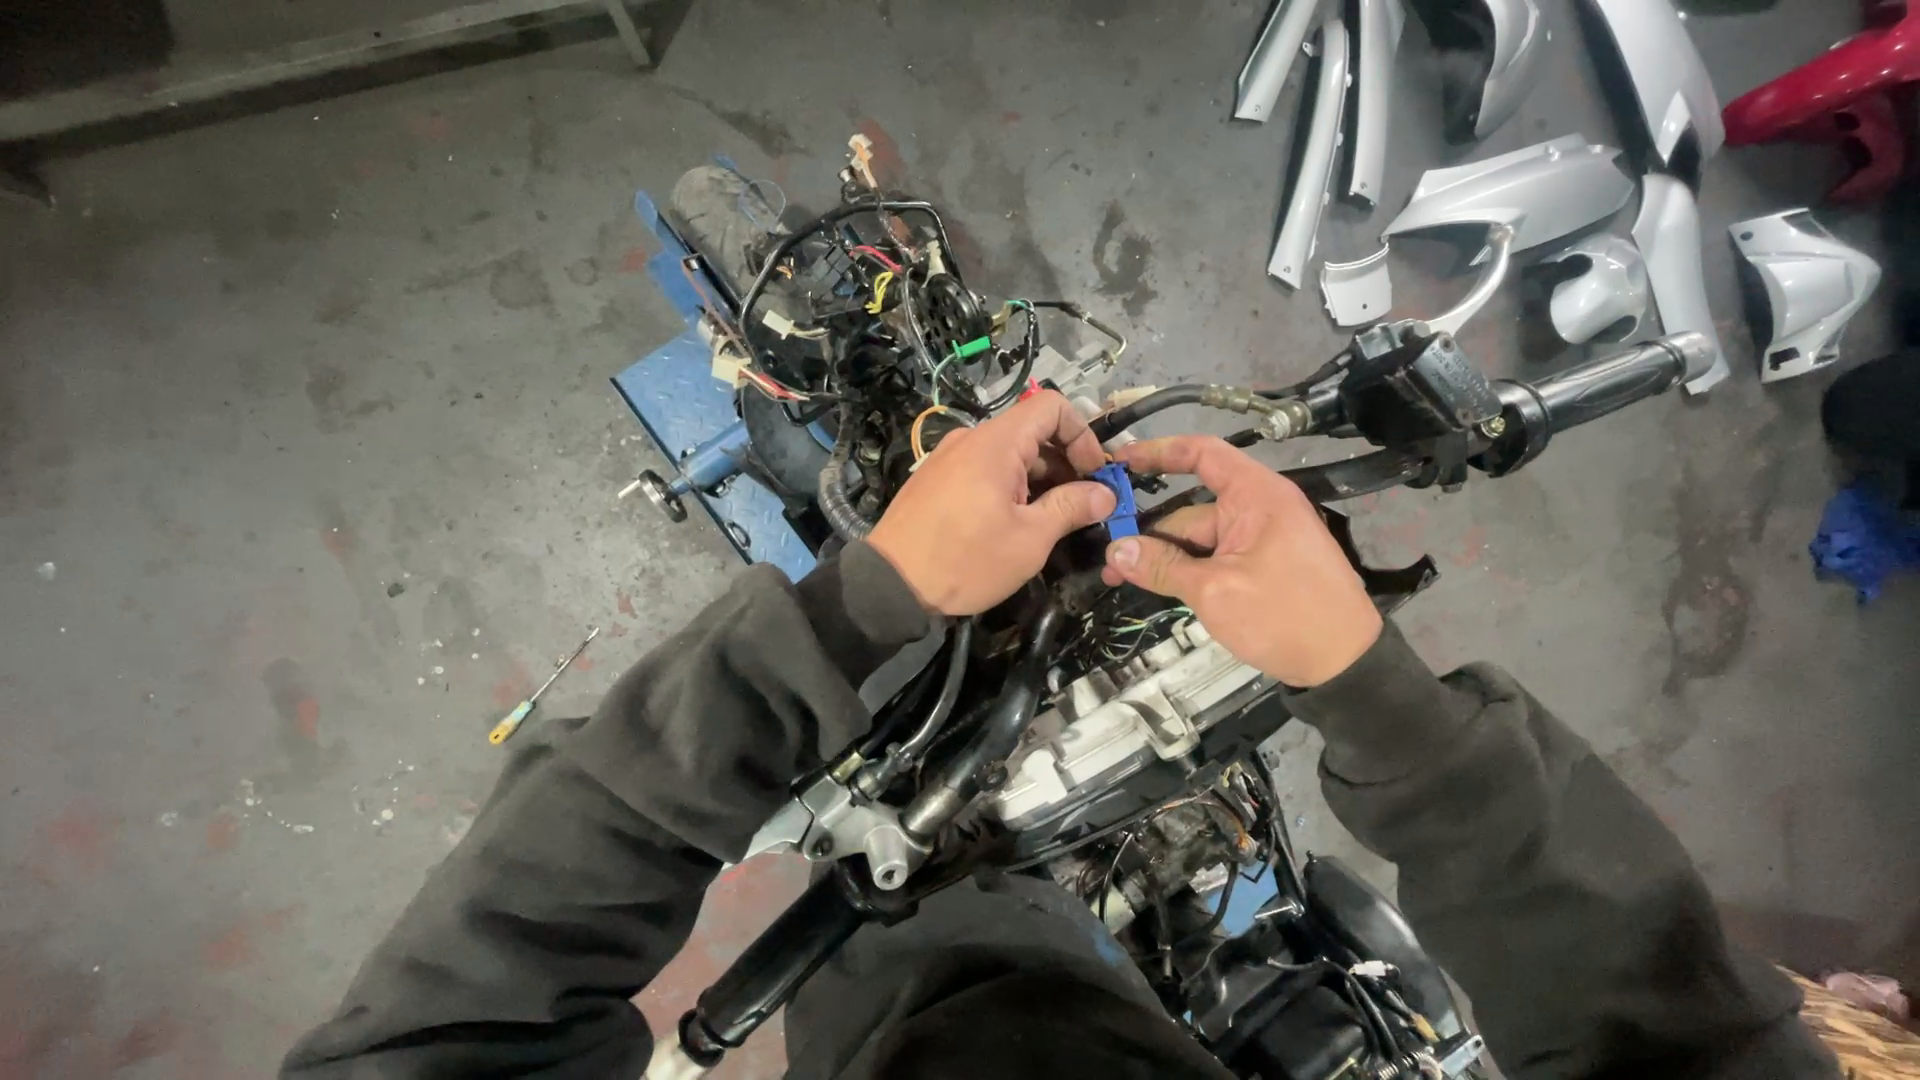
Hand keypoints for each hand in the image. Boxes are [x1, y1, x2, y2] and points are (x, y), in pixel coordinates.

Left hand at [869, 391, 1116, 615]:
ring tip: (1055, 519)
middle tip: (1085, 503)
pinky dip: (1010, 485)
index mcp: (996, 443)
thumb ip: (1070, 508)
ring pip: (1009, 454)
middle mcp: (971, 440)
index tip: (1095, 474)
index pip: (1052, 406)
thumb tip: (1105, 494)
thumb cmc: (965, 560)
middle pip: (1031, 431)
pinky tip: (1017, 522)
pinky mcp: (937, 480)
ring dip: (1040, 478)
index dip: (1082, 434)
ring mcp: (949, 458)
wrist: (891, 585)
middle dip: (1066, 462)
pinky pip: (984, 470)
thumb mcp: (1029, 539)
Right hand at [1101, 436, 1380, 686]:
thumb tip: (1115, 551)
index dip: (1159, 452)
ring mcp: (1257, 541)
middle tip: (1106, 558)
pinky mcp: (1257, 568)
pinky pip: (1211, 560)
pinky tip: (1152, 586)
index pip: (1203, 454)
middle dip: (1147, 532)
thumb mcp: (1215, 591)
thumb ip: (1163, 567)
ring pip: (1196, 541)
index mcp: (1256, 496)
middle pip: (1189, 510)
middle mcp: (1256, 510)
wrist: (1344, 664)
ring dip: (1161, 558)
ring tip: (1119, 579)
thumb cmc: (1285, 615)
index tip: (1120, 461)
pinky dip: (1183, 571)